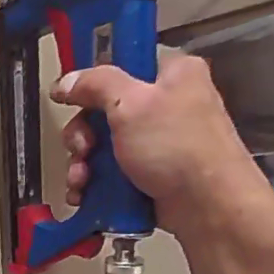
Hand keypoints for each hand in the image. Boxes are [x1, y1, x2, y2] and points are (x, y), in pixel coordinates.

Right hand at [53, 52, 267, 225]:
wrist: (208, 207)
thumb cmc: (177, 148)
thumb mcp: (131, 104)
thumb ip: (95, 84)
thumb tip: (65, 82)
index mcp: (171, 75)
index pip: (120, 66)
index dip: (91, 84)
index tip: (71, 100)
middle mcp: (164, 104)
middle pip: (101, 111)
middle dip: (81, 136)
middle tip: (82, 149)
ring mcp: (155, 142)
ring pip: (100, 145)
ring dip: (82, 164)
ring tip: (82, 180)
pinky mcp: (147, 173)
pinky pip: (108, 172)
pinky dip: (92, 183)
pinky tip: (85, 194)